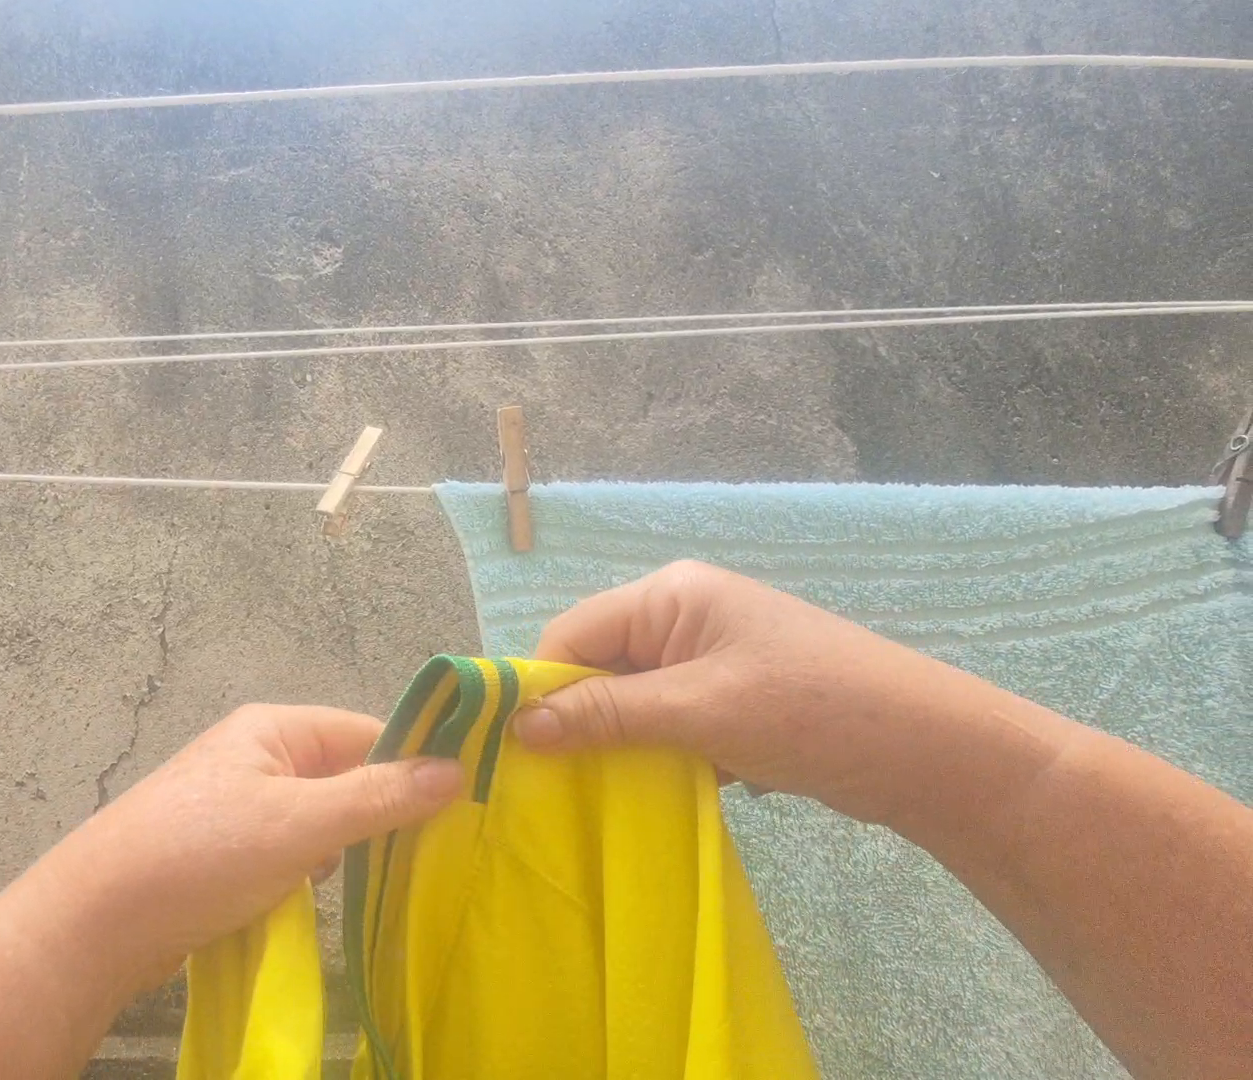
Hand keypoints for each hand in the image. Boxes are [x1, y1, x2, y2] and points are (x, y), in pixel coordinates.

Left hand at [0, 705, 461, 1079]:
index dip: (415, 762)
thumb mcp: (299, 823)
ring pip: (320, 814)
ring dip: (345, 843)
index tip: (466, 804)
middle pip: (345, 771)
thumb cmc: (203, 853)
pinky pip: (289, 844)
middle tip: (432, 853)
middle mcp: (258, 753)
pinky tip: (315, 895)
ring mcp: (240, 800)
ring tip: (377, 877)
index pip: (367, 731)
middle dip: (382, 809)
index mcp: (274, 727)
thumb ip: (378, 796)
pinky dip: (311, 866)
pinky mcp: (226, 845)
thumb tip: (456, 769)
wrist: (98, 920)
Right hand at [515, 560, 1028, 826]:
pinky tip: (655, 782)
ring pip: (626, 695)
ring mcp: (703, 654)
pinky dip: (650, 748)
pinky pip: (660, 715)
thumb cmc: (815, 711)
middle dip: (578, 716)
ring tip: (606, 785)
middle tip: (559, 776)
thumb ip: (607, 713)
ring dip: (615, 738)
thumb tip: (519, 728)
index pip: (572, 632)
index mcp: (668, 595)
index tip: (519, 746)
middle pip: (596, 663)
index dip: (541, 686)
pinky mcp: (723, 692)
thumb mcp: (701, 710)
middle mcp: (678, 614)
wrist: (941, 757)